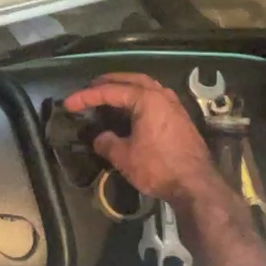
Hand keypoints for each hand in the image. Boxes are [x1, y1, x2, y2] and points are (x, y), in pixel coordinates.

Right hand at [64, 73, 226, 208]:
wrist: (196, 186)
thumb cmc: (158, 167)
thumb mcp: (124, 157)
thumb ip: (107, 143)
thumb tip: (101, 138)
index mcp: (146, 99)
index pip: (110, 91)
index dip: (86, 97)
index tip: (68, 104)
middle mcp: (162, 96)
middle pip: (131, 79)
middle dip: (108, 82)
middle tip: (90, 87)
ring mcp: (174, 106)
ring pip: (147, 87)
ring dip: (126, 87)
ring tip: (110, 95)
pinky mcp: (180, 118)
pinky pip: (155, 98)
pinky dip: (139, 98)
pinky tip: (131, 110)